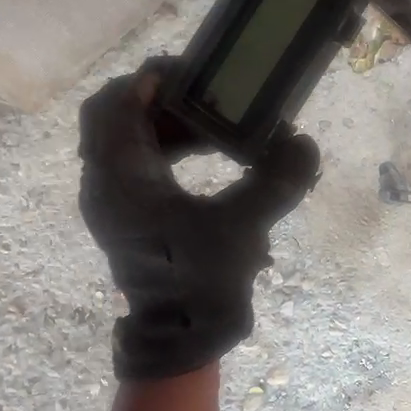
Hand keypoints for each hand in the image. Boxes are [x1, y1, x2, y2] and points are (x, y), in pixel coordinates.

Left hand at [78, 58, 319, 380]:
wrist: (184, 337)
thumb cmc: (203, 279)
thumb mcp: (245, 224)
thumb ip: (275, 180)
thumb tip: (303, 143)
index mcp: (121, 178)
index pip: (114, 107)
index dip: (148, 80)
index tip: (192, 72)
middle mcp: (107, 185)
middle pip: (119, 120)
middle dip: (165, 102)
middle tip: (211, 97)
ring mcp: (117, 204)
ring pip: (131, 143)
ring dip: (172, 127)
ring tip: (220, 129)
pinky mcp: (134, 220)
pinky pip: (143, 167)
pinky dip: (173, 152)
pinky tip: (214, 159)